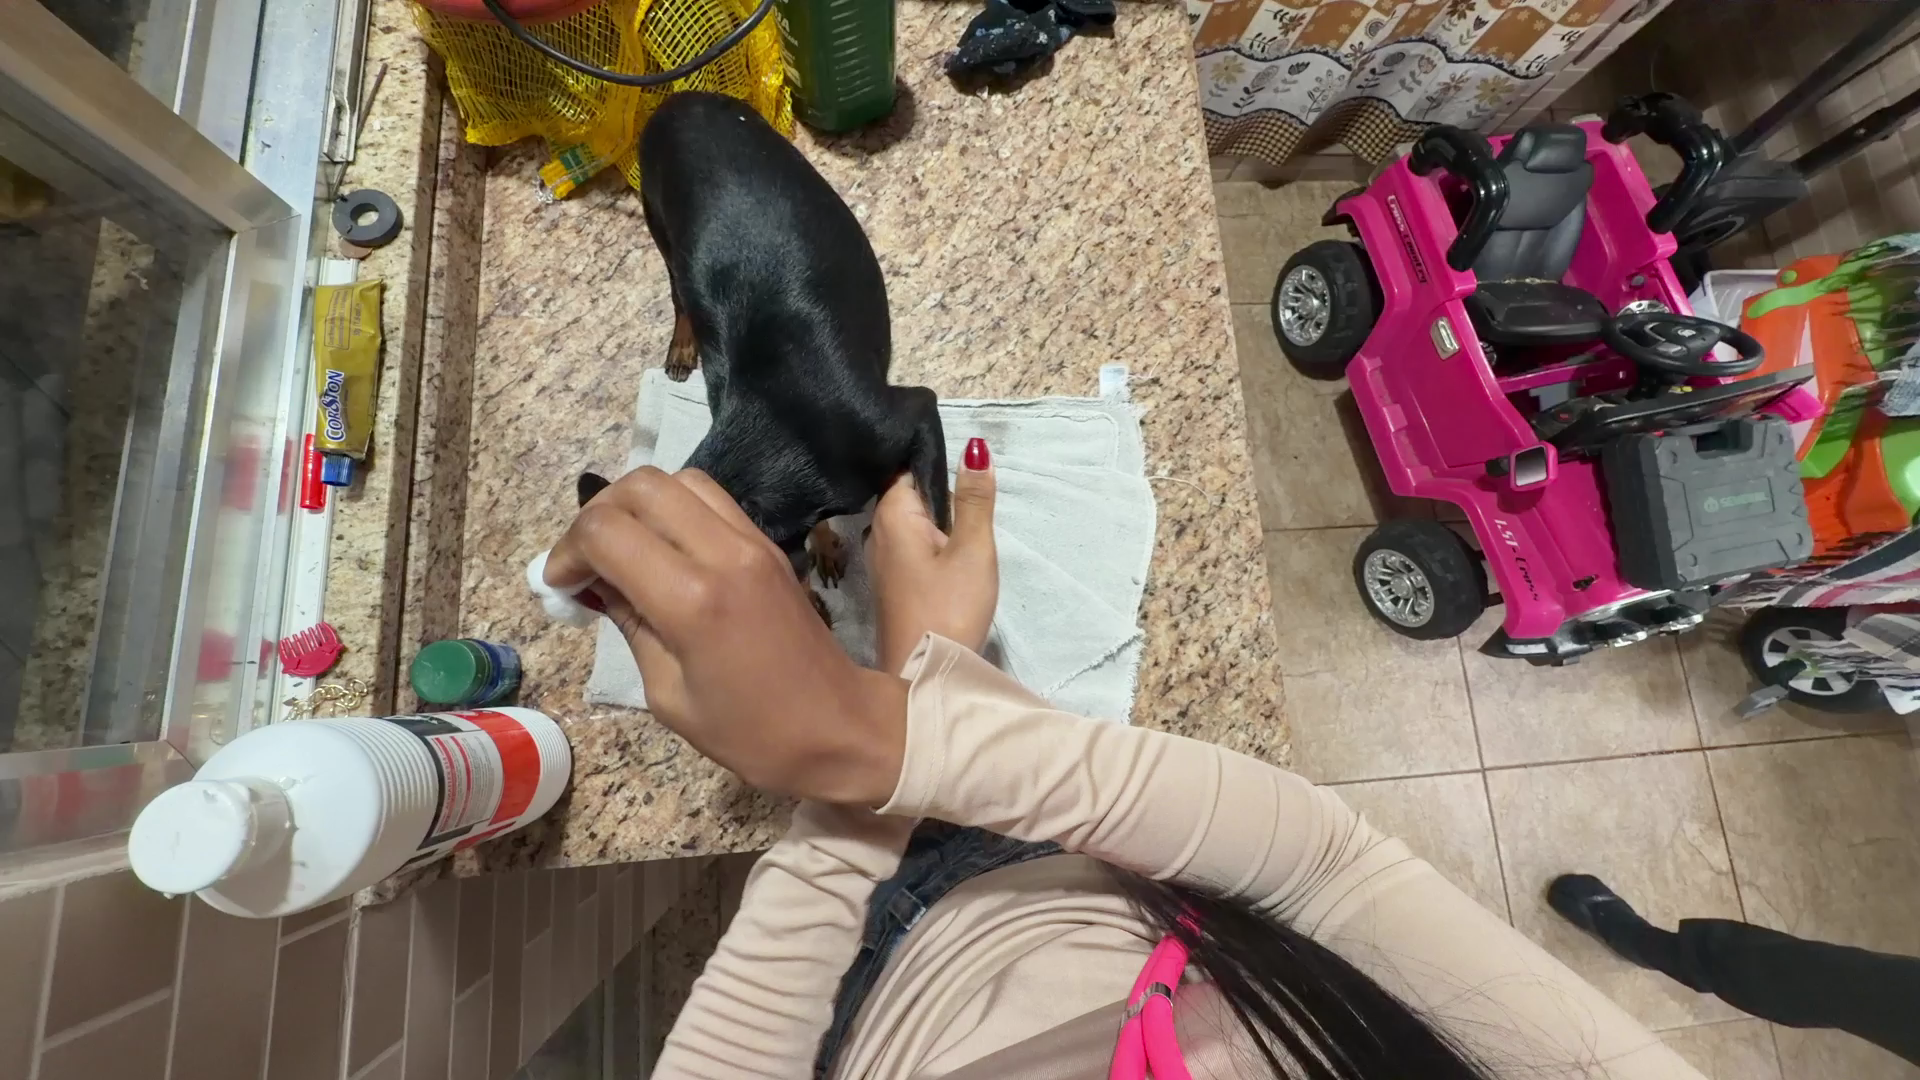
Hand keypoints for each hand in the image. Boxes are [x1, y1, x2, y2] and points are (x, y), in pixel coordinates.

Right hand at [544, 467, 906, 805]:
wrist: (839, 724)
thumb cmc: (752, 732)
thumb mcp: (668, 694)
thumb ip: (630, 624)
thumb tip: (595, 583)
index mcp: (694, 599)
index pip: (607, 529)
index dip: (567, 550)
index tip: (561, 585)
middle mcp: (726, 553)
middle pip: (643, 485)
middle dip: (598, 514)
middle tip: (587, 562)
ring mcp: (755, 542)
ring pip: (682, 481)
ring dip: (640, 506)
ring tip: (625, 552)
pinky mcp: (771, 545)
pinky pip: (714, 501)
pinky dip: (677, 512)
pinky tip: (666, 553)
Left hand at [867, 437, 997, 672]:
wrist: (925, 673)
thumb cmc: (950, 607)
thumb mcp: (972, 548)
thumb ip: (974, 498)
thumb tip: (975, 446)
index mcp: (892, 515)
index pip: (907, 466)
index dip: (935, 459)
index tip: (964, 461)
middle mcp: (878, 531)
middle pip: (911, 493)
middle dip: (941, 491)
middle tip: (973, 499)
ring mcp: (883, 559)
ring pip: (915, 522)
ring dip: (940, 520)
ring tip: (966, 523)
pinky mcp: (893, 581)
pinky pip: (913, 545)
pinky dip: (933, 542)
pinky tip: (951, 552)